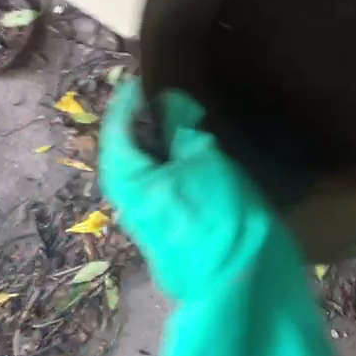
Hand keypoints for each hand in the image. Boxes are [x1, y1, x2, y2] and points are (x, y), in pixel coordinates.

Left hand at [98, 75, 282, 300]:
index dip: (131, 99)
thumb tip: (168, 104)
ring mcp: (143, 216)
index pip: (119, 127)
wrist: (236, 279)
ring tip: (182, 119)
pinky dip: (167, 162)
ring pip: (141, 167)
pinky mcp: (163, 227)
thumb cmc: (219, 212)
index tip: (148, 75)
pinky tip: (190, 153)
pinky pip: (155, 183)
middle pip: (125, 148)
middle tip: (169, 95)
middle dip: (143, 120)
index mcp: (128, 179)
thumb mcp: (205, 158)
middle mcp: (126, 198)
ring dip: (157, 142)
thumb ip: (182, 129)